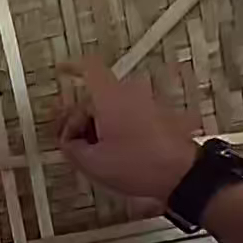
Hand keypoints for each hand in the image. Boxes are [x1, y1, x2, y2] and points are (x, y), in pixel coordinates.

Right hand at [57, 60, 198, 200]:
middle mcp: (129, 93)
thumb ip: (72, 148)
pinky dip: (116, 129)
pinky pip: (128, 116)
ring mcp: (146, 103)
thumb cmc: (141, 164)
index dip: (71, 68)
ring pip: (111, 108)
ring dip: (97, 127)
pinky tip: (112, 154)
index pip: (87, 68)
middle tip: (70, 143)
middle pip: (94, 97)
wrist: (181, 174)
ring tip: (93, 155)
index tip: (61, 71)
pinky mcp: (157, 117)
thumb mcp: (93, 163)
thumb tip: (69, 144)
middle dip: (79, 119)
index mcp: (109, 96)